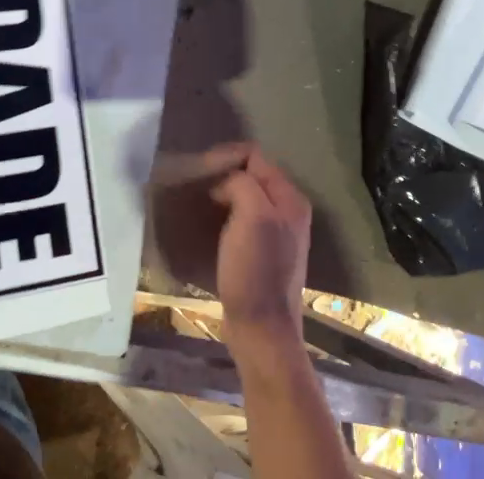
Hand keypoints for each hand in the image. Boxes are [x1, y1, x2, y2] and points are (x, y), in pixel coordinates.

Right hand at [206, 143, 312, 345]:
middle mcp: (287, 210)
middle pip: (249, 174)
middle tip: (194, 185)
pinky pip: (238, 217)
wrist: (260, 328)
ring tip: (195, 202)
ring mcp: (275, 232)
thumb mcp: (252, 217)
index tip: (198, 172)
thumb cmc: (255, 271)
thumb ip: (241, 185)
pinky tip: (205, 223)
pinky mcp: (260, 251)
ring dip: (219, 194)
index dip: (225, 157)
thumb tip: (222, 182)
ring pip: (242, 195)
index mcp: (290, 199)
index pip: (254, 155)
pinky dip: (221, 213)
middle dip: (220, 174)